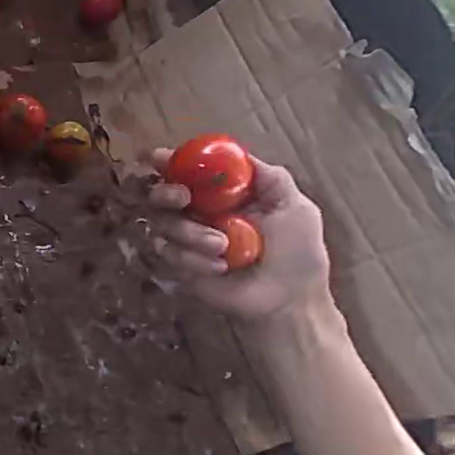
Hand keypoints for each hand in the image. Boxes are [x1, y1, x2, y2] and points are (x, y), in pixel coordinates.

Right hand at [146, 152, 334, 326]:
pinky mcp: (179, 266)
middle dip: (166, 192)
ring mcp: (187, 241)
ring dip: (190, 233)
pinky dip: (192, 258)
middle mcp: (199, 214)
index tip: (157, 158)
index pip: (189, 172)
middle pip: (161, 195)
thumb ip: (269, 178)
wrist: (288, 300)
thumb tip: (237, 154)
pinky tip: (219, 267)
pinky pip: (167, 253)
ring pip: (162, 224)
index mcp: (224, 196)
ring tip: (222, 247)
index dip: (169, 162)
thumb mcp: (294, 208)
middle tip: (183, 198)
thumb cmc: (297, 255)